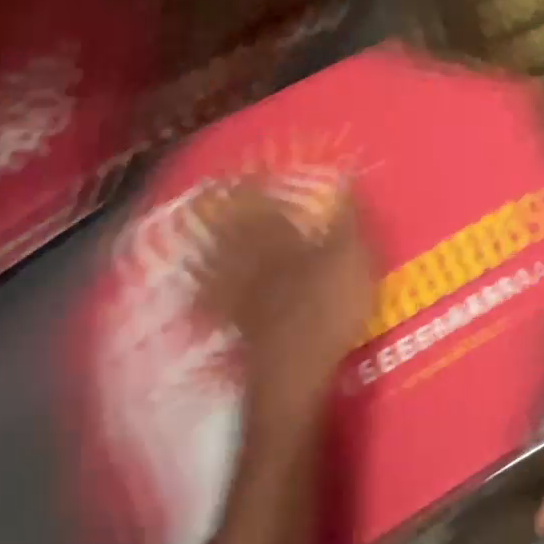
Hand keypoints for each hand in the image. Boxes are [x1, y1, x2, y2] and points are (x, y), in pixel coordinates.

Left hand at [193, 178, 374, 422]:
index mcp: (281, 243)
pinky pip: (210, 302)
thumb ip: (347, 217)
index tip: (247, 166)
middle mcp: (251, 264)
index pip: (261, 205)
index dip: (253, 185)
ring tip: (190, 229)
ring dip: (202, 244)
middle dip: (218, 211)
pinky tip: (192, 289)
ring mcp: (237, 299)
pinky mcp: (234, 329)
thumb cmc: (331, 311)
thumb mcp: (353, 257)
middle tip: (206, 191)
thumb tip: (344, 173)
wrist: (295, 377)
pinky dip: (200, 290)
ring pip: (213, 264)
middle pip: (229, 232)